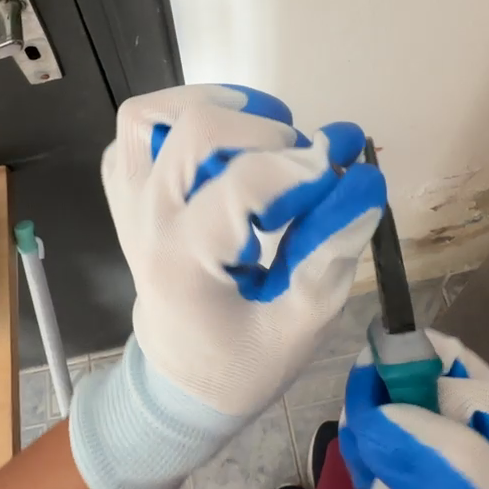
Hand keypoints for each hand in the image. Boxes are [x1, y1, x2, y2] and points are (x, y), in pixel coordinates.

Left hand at [69, 84, 385, 488]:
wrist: (176, 381)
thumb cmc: (240, 361)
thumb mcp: (299, 328)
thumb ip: (330, 254)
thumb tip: (364, 182)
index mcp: (184, 262)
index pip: (243, 184)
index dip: (303, 168)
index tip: (341, 174)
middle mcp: (146, 219)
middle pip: (194, 130)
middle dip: (262, 129)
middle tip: (301, 158)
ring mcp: (127, 201)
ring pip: (148, 114)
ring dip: (210, 106)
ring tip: (260, 128)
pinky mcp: (124, 190)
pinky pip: (136, 129)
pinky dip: (176, 118)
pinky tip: (219, 146)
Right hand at [339, 330, 488, 488]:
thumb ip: (451, 458)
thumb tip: (373, 416)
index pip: (435, 378)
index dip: (389, 404)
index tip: (358, 460)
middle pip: (420, 394)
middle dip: (386, 442)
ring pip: (411, 434)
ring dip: (387, 481)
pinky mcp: (478, 488)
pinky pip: (420, 472)